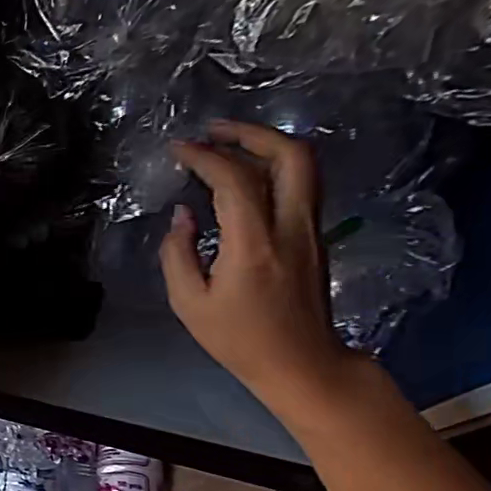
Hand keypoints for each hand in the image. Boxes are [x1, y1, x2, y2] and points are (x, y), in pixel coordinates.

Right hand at [161, 120, 357, 410]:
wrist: (300, 361)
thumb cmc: (235, 337)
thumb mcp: (188, 301)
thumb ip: (179, 253)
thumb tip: (183, 215)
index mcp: (255, 245)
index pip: (235, 182)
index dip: (206, 158)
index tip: (178, 148)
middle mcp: (292, 227)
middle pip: (291, 158)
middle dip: (253, 134)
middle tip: (214, 129)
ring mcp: (310, 229)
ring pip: (304, 168)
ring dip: (267, 146)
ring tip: (228, 143)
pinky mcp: (313, 236)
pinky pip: (298, 187)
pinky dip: (270, 169)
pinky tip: (242, 176)